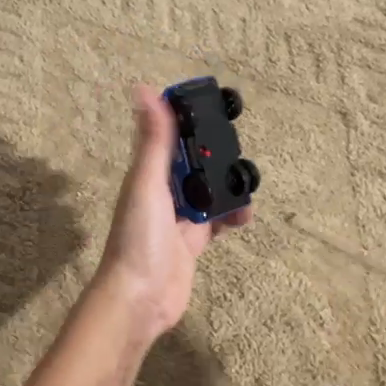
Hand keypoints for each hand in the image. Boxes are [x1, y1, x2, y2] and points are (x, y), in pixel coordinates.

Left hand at [92, 85, 250, 338]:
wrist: (139, 298)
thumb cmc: (138, 238)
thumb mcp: (147, 183)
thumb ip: (152, 140)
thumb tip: (143, 87)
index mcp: (146, 173)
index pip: (169, 137)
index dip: (188, 121)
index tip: (215, 107)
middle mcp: (161, 191)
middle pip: (193, 163)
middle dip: (215, 156)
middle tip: (237, 153)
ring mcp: (178, 217)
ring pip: (208, 191)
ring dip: (228, 186)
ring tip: (246, 185)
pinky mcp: (192, 242)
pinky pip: (217, 221)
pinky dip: (233, 216)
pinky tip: (245, 216)